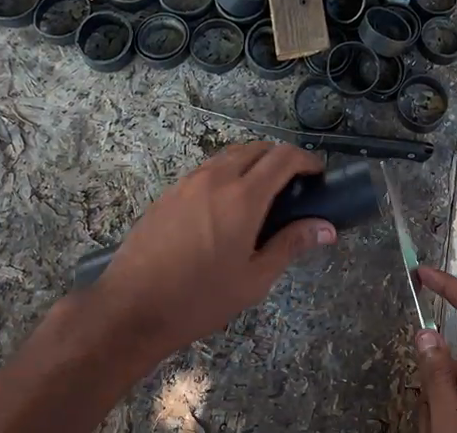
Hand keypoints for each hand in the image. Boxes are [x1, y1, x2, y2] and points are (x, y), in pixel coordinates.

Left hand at [89, 141, 334, 358]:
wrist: (130, 309)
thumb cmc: (198, 299)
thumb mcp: (253, 280)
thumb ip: (291, 246)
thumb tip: (326, 229)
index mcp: (243, 197)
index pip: (283, 157)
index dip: (306, 159)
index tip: (317, 173)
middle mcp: (217, 178)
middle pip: (257, 147)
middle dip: (280, 157)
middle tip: (293, 184)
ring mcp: (189, 182)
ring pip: (230, 154)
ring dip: (252, 161)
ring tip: (261, 191)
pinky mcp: (169, 192)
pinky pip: (207, 168)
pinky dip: (227, 172)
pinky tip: (225, 203)